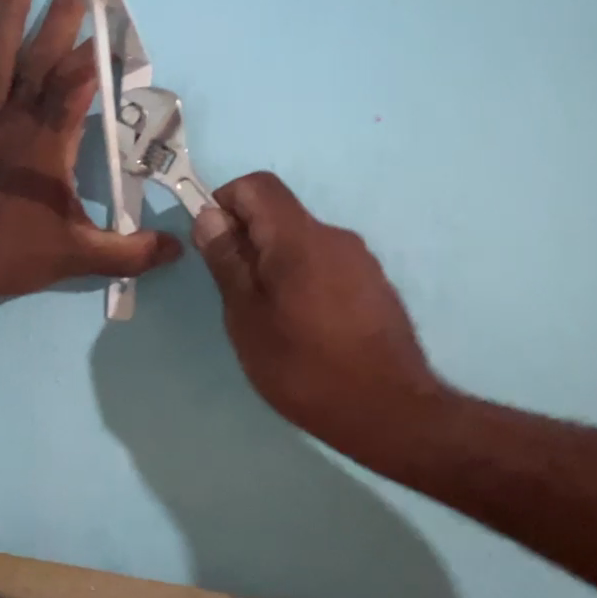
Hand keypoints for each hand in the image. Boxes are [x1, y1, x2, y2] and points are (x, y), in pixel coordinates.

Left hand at [0, 0, 181, 305]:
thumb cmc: (11, 256)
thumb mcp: (78, 256)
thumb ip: (129, 252)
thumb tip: (176, 249)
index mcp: (49, 146)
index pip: (77, 86)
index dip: (94, 53)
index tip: (111, 22)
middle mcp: (14, 125)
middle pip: (39, 63)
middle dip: (58, 21)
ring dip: (6, 24)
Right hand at [194, 171, 452, 454]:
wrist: (387, 411)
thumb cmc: (303, 367)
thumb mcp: (247, 317)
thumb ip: (228, 262)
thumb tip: (209, 217)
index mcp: (299, 238)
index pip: (256, 186)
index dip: (223, 202)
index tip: (209, 244)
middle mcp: (334, 237)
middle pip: (279, 215)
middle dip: (245, 240)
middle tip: (230, 292)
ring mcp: (360, 261)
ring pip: (300, 244)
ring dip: (272, 264)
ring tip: (264, 317)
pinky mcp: (373, 286)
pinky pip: (324, 266)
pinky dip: (299, 280)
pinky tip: (299, 328)